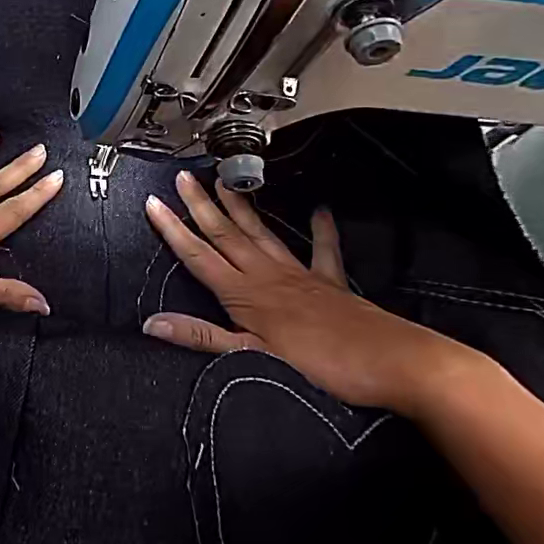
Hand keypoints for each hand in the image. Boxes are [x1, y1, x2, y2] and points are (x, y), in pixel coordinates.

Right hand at [141, 171, 491, 410]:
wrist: (388, 361)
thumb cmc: (323, 364)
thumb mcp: (252, 357)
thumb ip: (202, 337)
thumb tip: (156, 324)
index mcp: (247, 294)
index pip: (199, 255)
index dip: (173, 230)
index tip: (155, 205)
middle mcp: (269, 276)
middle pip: (226, 234)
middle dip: (201, 206)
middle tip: (185, 179)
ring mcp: (300, 275)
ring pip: (261, 234)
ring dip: (240, 209)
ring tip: (226, 183)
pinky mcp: (329, 282)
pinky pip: (322, 250)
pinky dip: (320, 230)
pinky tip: (318, 211)